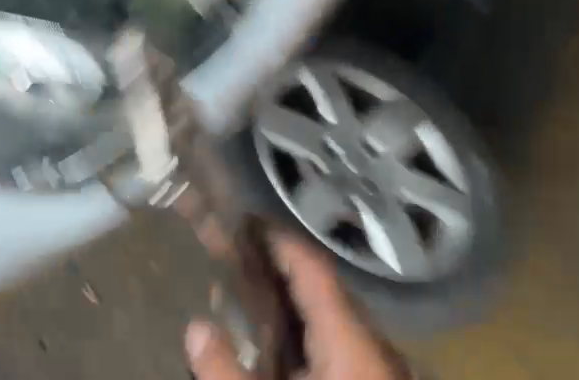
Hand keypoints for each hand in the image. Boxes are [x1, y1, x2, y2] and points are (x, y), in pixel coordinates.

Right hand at [186, 233, 410, 379]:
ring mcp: (381, 378)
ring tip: (242, 290)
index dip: (277, 240)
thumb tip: (197, 328)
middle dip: (277, 271)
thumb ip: (227, 373)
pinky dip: (307, 339)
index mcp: (353, 349)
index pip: (315, 272)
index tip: (237, 215)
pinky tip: (275, 347)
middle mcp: (377, 358)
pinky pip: (341, 356)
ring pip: (336, 328)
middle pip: (326, 296)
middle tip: (226, 250)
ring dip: (292, 305)